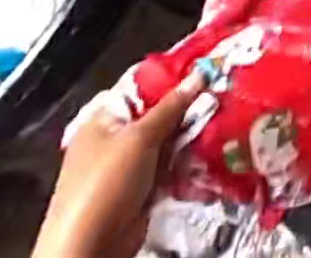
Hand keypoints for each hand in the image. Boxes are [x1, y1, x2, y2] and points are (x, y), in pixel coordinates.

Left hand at [35, 71, 207, 257]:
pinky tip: (210, 155)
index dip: (174, 79)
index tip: (206, 71)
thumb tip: (199, 74)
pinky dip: (186, 164)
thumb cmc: (107, 184)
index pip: (144, 87)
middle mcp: (116, 138)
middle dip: (187, 111)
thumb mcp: (140, 138)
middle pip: (158, 115)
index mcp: (106, 117)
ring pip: (167, 142)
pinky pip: (169, 168)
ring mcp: (129, 166)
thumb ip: (172, 107)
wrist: (89, 253)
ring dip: (190, 139)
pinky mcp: (141, 190)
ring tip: (222, 125)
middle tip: (220, 98)